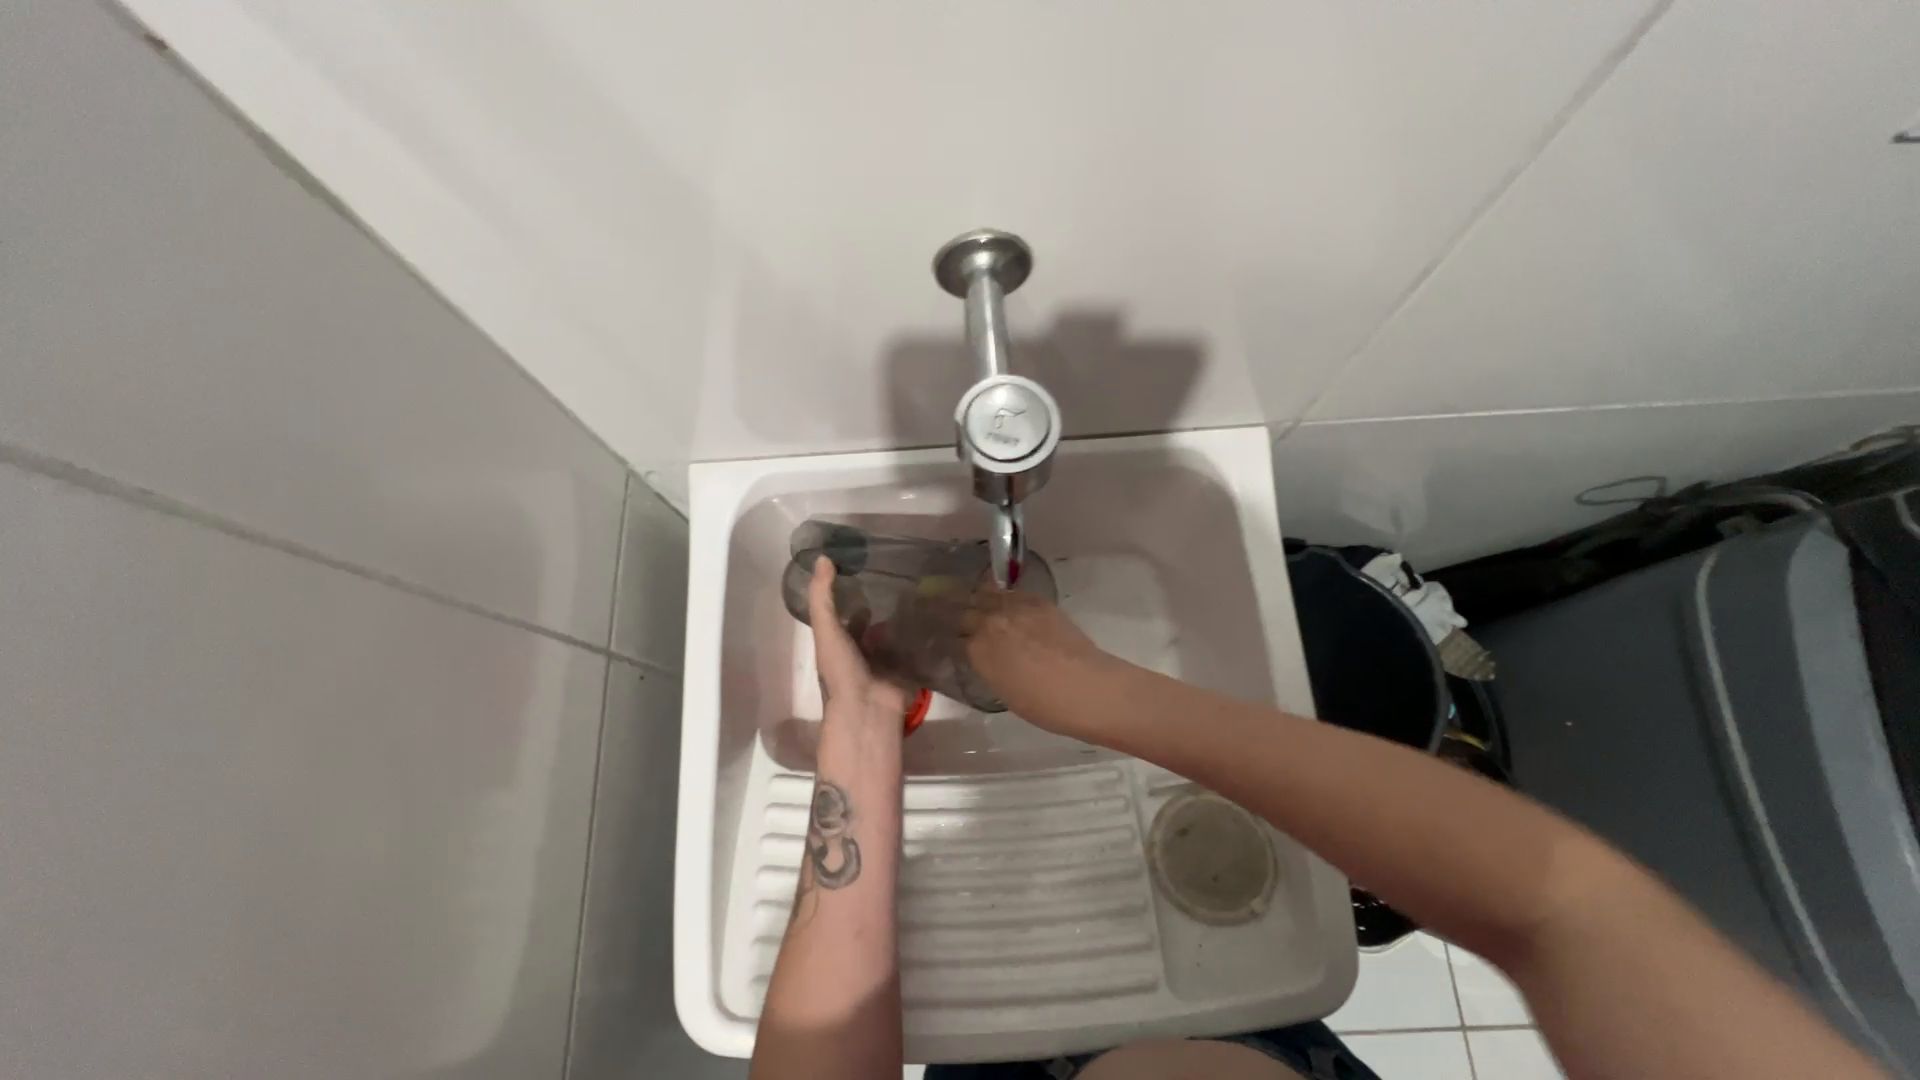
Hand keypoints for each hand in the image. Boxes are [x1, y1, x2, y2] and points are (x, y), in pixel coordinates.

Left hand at [808, 556, 910, 726]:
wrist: (869, 709)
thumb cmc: (841, 670)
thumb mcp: (826, 629)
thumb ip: (823, 596)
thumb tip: (822, 557)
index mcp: (837, 644)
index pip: (842, 615)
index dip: (848, 595)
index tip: (863, 569)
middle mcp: (859, 653)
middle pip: (869, 625)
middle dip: (879, 607)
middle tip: (897, 579)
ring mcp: (884, 663)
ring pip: (892, 636)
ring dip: (901, 621)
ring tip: (917, 593)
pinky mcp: (906, 670)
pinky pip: (913, 649)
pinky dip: (919, 637)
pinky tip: (930, 616)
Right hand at [962, 587, 1111, 725]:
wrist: (1087, 688)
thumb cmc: (1044, 705)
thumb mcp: (1002, 691)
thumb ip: (987, 666)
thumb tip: (983, 656)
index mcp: (977, 650)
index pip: (953, 639)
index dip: (954, 643)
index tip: (954, 645)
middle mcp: (990, 622)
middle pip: (965, 612)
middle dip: (963, 620)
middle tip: (964, 627)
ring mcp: (1014, 607)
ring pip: (985, 594)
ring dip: (981, 602)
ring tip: (983, 609)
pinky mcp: (1038, 600)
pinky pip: (1011, 593)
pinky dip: (1006, 598)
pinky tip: (1010, 608)